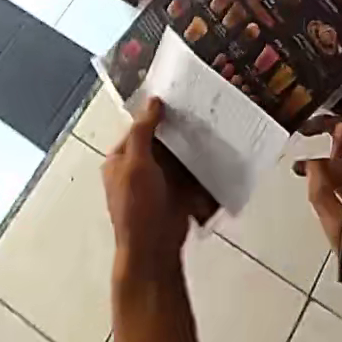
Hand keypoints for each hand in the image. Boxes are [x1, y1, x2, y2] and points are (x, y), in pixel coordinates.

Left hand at [102, 98, 202, 282]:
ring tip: (218, 117)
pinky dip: (203, 154)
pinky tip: (220, 140)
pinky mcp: (180, 185)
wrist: (154, 246)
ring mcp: (161, 176)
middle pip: (162, 136)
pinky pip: (192, 163)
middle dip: (181, 123)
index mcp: (121, 158)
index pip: (141, 126)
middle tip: (206, 103)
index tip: (184, 95)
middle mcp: (140, 164)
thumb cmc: (138, 205)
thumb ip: (143, 132)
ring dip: (194, 137)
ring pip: (179, 148)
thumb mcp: (135, 165)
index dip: (159, 111)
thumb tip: (153, 100)